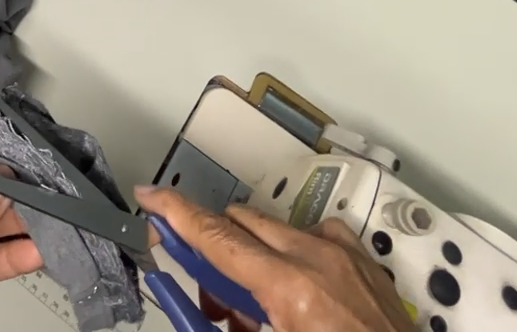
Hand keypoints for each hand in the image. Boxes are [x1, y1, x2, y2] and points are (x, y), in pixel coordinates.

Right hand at [135, 185, 415, 331]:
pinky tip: (300, 292)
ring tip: (257, 308)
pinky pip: (315, 237)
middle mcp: (319, 260)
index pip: (216, 237)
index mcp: (292, 289)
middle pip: (239, 223)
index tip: (150, 197)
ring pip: (274, 228)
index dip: (175, 214)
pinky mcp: (366, 263)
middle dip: (215, 249)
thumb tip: (208, 308)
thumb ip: (231, 325)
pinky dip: (295, 255)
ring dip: (254, 257)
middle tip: (212, 296)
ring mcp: (346, 257)